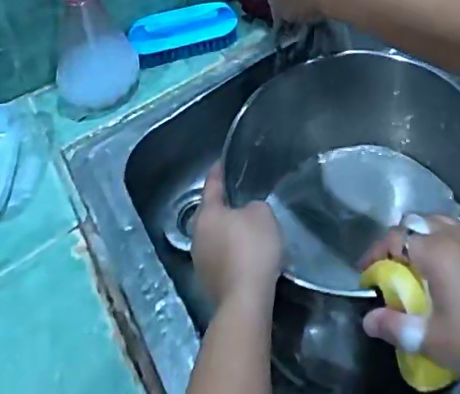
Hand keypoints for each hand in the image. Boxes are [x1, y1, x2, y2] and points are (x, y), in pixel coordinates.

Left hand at [191, 163, 282, 307]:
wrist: (245, 298)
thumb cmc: (252, 247)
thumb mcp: (262, 213)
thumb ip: (252, 206)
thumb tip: (244, 215)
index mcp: (207, 215)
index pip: (211, 186)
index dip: (218, 172)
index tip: (221, 161)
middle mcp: (197, 236)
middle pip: (209, 214)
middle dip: (223, 204)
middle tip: (239, 194)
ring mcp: (200, 261)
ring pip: (214, 235)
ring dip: (227, 229)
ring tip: (246, 222)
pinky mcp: (210, 280)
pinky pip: (220, 254)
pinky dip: (231, 248)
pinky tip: (247, 248)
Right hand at [356, 216, 459, 381]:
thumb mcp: (430, 339)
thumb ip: (395, 326)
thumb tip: (368, 319)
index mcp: (436, 251)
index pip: (396, 237)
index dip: (375, 252)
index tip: (365, 274)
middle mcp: (454, 234)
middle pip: (416, 221)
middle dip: (396, 239)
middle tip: (387, 268)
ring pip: (438, 219)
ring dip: (419, 234)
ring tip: (412, 262)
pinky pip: (457, 225)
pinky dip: (442, 233)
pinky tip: (443, 258)